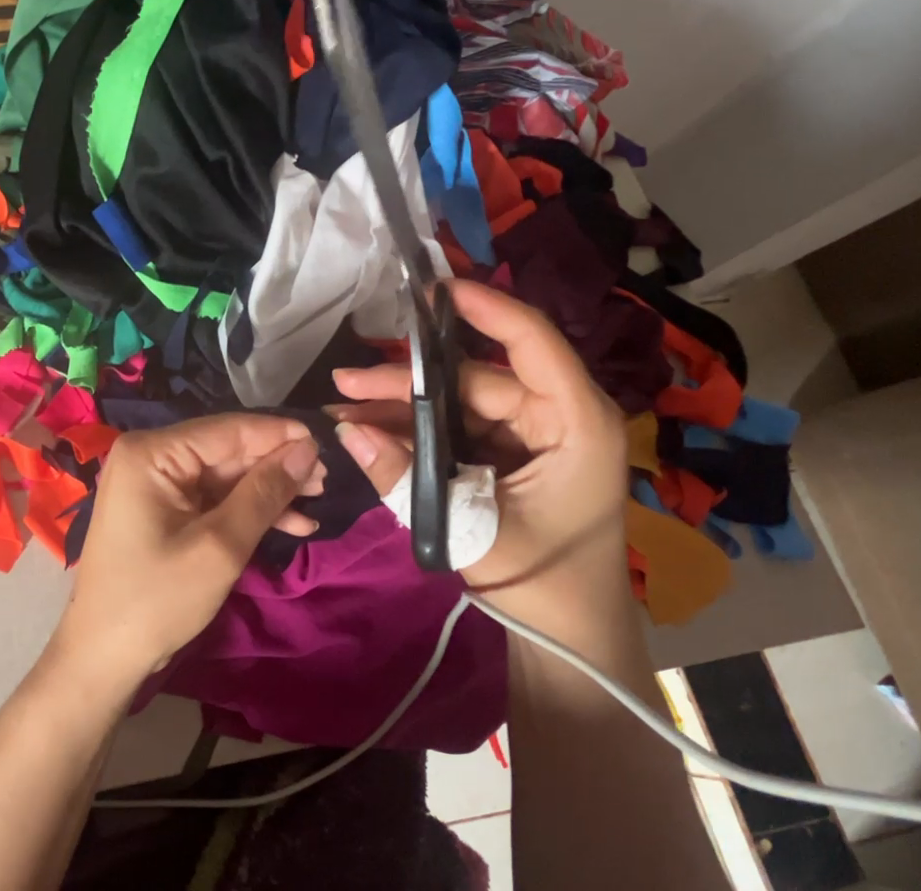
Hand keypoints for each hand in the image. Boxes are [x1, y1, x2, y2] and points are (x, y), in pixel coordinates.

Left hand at [53, 415, 326, 681]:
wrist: (105, 655)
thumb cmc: (158, 599)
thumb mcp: (220, 545)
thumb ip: (265, 493)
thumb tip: (307, 449)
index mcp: (151, 453)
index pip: (227, 429)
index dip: (280, 435)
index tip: (329, 444)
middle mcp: (148, 457)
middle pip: (226, 450)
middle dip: (277, 466)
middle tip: (328, 482)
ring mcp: (152, 485)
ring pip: (224, 476)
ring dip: (268, 491)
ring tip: (318, 502)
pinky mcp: (161, 511)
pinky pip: (211, 499)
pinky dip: (247, 511)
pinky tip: (292, 524)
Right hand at [328, 279, 627, 594]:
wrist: (568, 634)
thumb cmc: (540, 579)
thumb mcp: (466, 528)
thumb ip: (403, 477)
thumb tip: (344, 431)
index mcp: (576, 423)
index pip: (532, 343)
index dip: (485, 309)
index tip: (432, 286)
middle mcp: (557, 416)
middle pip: (476, 377)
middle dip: (406, 380)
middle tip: (344, 383)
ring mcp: (533, 435)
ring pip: (459, 401)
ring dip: (403, 405)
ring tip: (344, 407)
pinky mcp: (511, 454)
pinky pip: (458, 427)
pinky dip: (417, 429)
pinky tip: (371, 430)